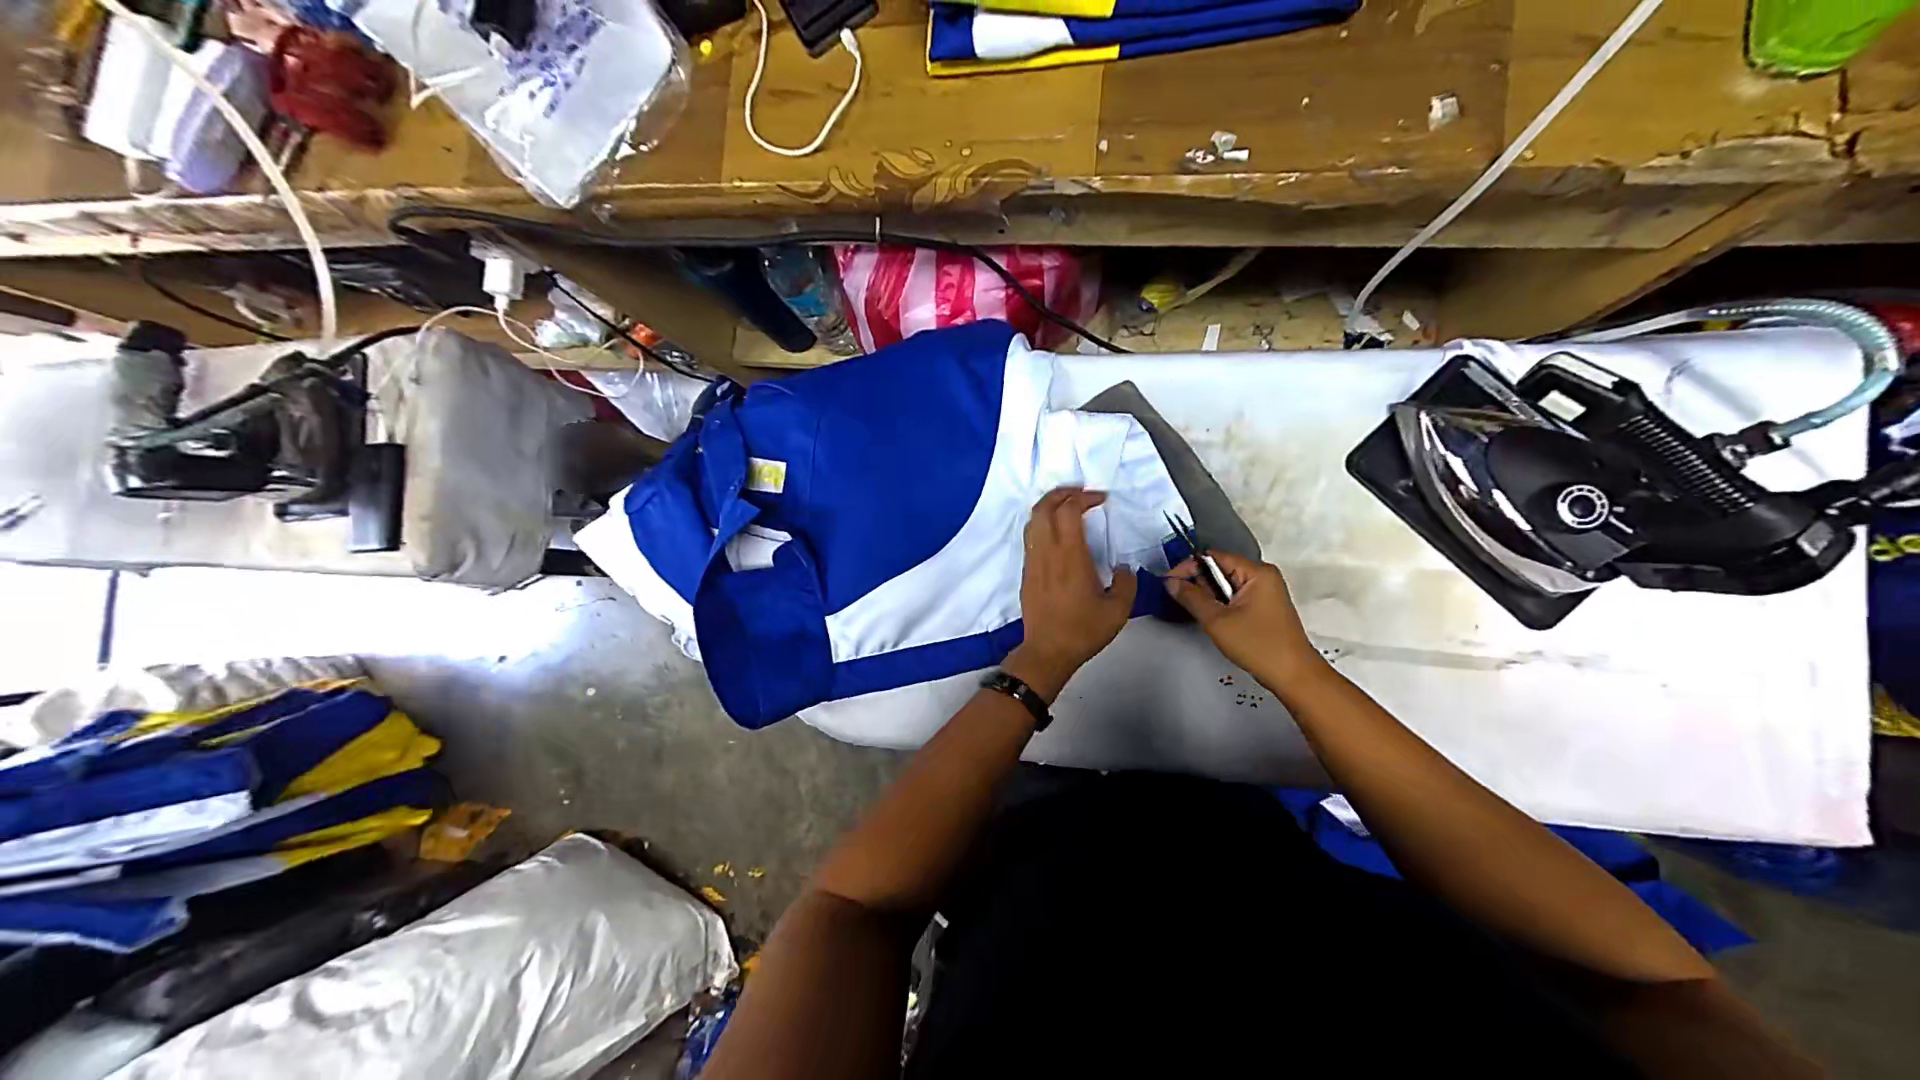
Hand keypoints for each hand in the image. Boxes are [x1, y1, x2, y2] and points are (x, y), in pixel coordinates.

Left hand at [1004, 488, 1138, 701]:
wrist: (1047, 651)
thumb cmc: (1083, 630)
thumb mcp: (1118, 609)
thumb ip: (1126, 582)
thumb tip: (1122, 569)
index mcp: (1070, 556)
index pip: (1069, 511)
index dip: (1084, 498)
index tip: (1100, 500)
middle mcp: (1047, 553)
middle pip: (1043, 507)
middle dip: (1061, 493)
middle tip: (1080, 494)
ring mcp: (1033, 562)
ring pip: (1032, 521)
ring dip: (1049, 507)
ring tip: (1067, 508)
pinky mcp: (1026, 572)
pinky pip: (1030, 538)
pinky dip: (1042, 524)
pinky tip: (1057, 534)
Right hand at [1163, 551, 1329, 689]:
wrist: (1293, 675)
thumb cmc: (1257, 645)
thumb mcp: (1217, 621)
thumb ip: (1191, 597)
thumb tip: (1169, 581)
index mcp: (1256, 572)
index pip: (1214, 557)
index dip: (1188, 567)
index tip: (1168, 583)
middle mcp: (1263, 576)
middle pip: (1220, 568)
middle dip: (1197, 582)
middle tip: (1178, 599)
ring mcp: (1265, 591)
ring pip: (1226, 584)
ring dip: (1208, 595)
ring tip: (1193, 610)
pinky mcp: (1263, 606)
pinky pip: (1235, 595)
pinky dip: (1220, 603)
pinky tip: (1211, 617)